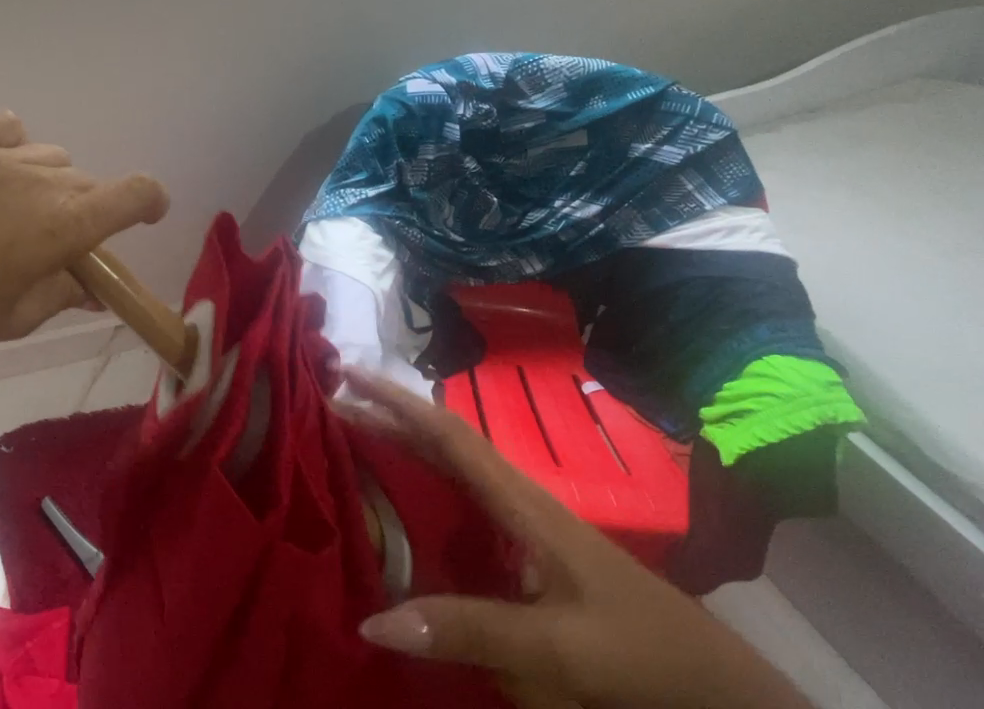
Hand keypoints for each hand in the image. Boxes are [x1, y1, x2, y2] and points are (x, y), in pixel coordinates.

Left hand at [0, 112, 168, 356]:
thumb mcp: (22, 316)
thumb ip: (66, 293)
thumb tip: (93, 288)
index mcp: (64, 226)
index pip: (134, 192)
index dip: (150, 200)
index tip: (146, 214)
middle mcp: (42, 183)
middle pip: (87, 183)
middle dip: (83, 212)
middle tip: (53, 243)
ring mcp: (2, 158)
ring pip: (51, 158)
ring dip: (48, 183)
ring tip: (15, 212)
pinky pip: (8, 126)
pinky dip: (14, 142)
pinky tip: (0, 166)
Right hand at [337, 367, 810, 708]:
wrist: (719, 692)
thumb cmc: (644, 654)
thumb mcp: (558, 648)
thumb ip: (468, 629)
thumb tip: (369, 620)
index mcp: (525, 505)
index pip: (450, 437)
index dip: (397, 401)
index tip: (348, 373)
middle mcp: (521, 504)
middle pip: (444, 445)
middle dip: (388, 418)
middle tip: (330, 405)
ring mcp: (528, 529)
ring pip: (453, 473)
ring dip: (403, 449)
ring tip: (351, 443)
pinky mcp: (531, 557)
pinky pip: (462, 508)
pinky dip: (423, 490)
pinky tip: (402, 509)